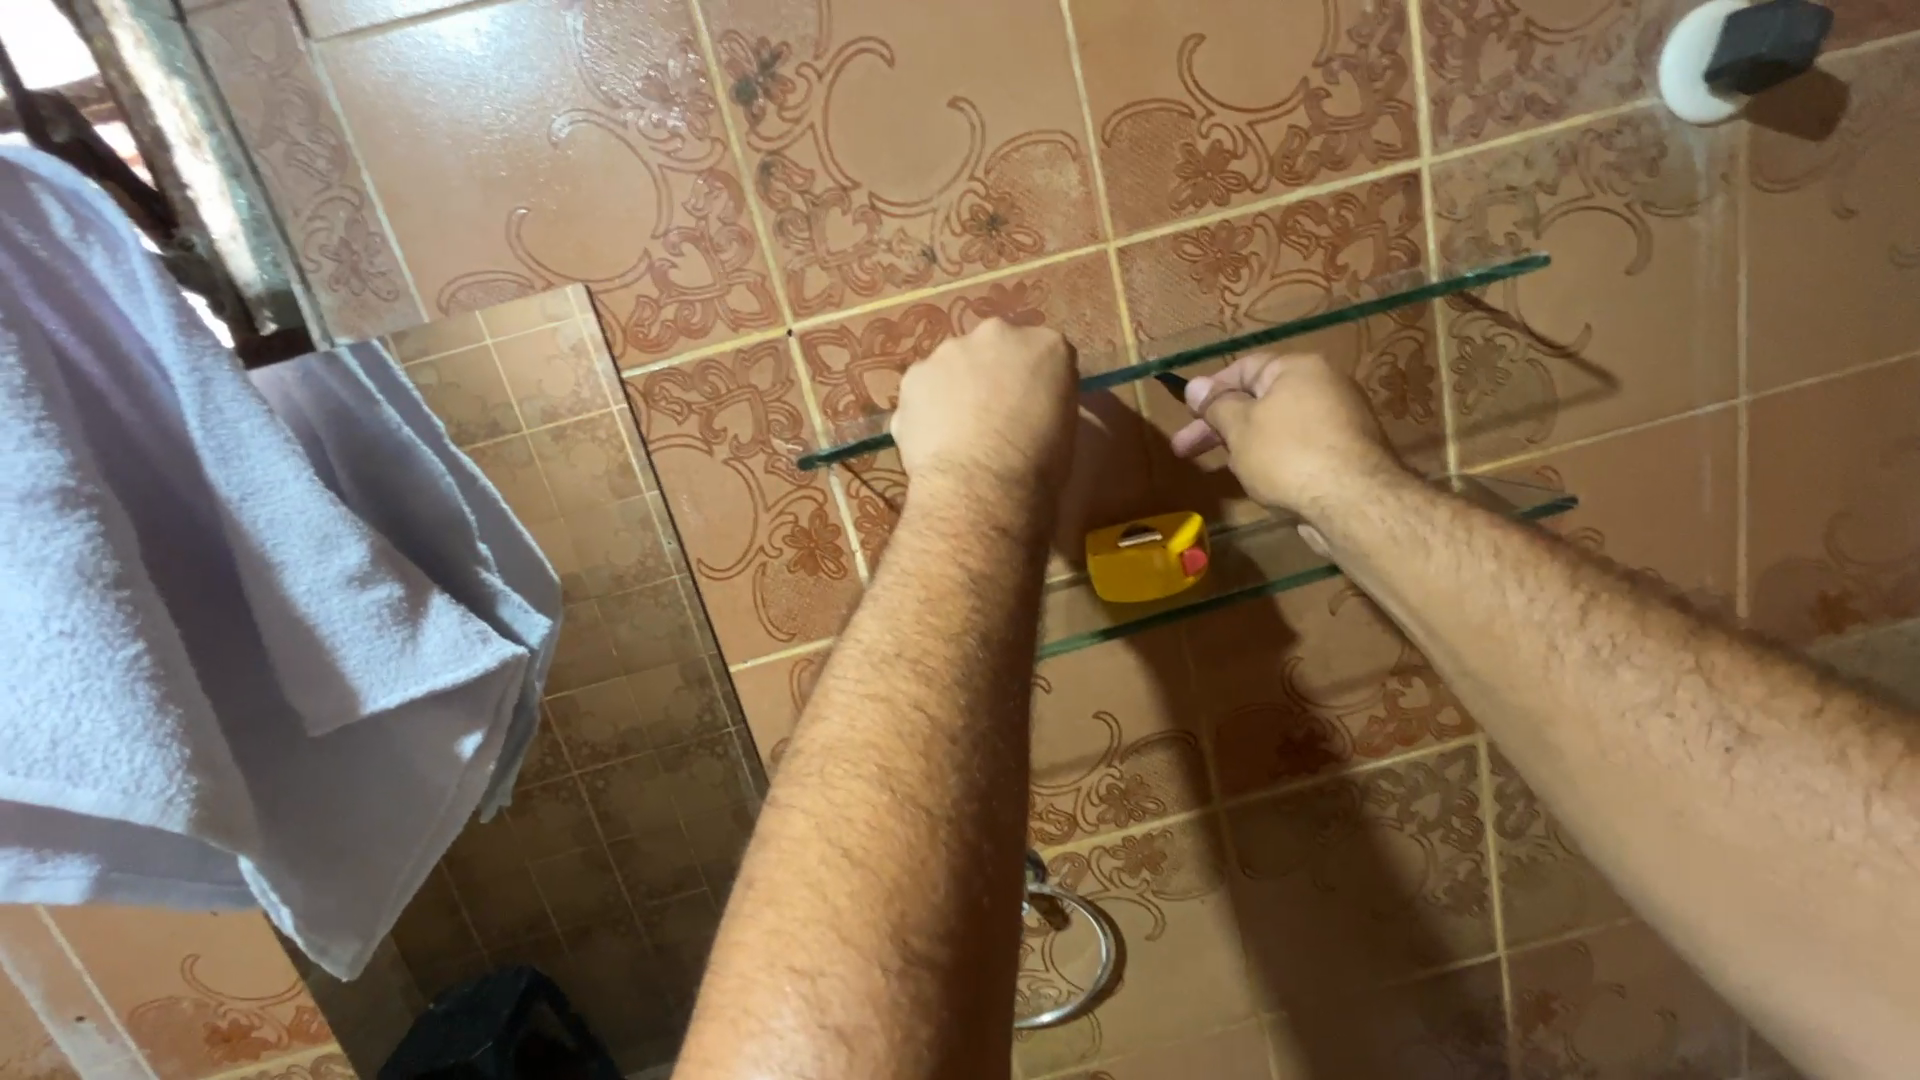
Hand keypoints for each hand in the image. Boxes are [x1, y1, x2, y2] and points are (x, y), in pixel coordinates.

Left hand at [892, 318, 1077, 497]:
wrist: (983, 487)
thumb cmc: (1039, 466)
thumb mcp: (1065, 428)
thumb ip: (1046, 399)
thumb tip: (1028, 406)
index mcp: (1047, 346)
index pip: (1042, 355)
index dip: (1033, 384)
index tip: (1029, 408)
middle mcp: (998, 334)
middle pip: (994, 349)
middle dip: (991, 376)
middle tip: (990, 417)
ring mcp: (951, 350)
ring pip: (953, 366)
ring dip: (955, 389)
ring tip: (956, 433)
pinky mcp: (915, 374)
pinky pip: (922, 389)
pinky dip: (926, 409)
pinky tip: (933, 441)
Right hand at [1171, 352, 1406, 516]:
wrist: (1351, 502)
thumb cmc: (1286, 454)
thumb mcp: (1239, 426)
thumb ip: (1216, 405)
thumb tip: (1194, 386)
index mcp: (1297, 369)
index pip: (1244, 368)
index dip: (1210, 390)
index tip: (1186, 414)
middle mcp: (1322, 386)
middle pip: (1258, 400)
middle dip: (1219, 426)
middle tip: (1184, 450)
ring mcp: (1337, 420)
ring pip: (1276, 427)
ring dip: (1245, 445)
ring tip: (1227, 470)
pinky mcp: (1343, 453)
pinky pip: (1296, 449)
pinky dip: (1273, 460)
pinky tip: (1259, 483)